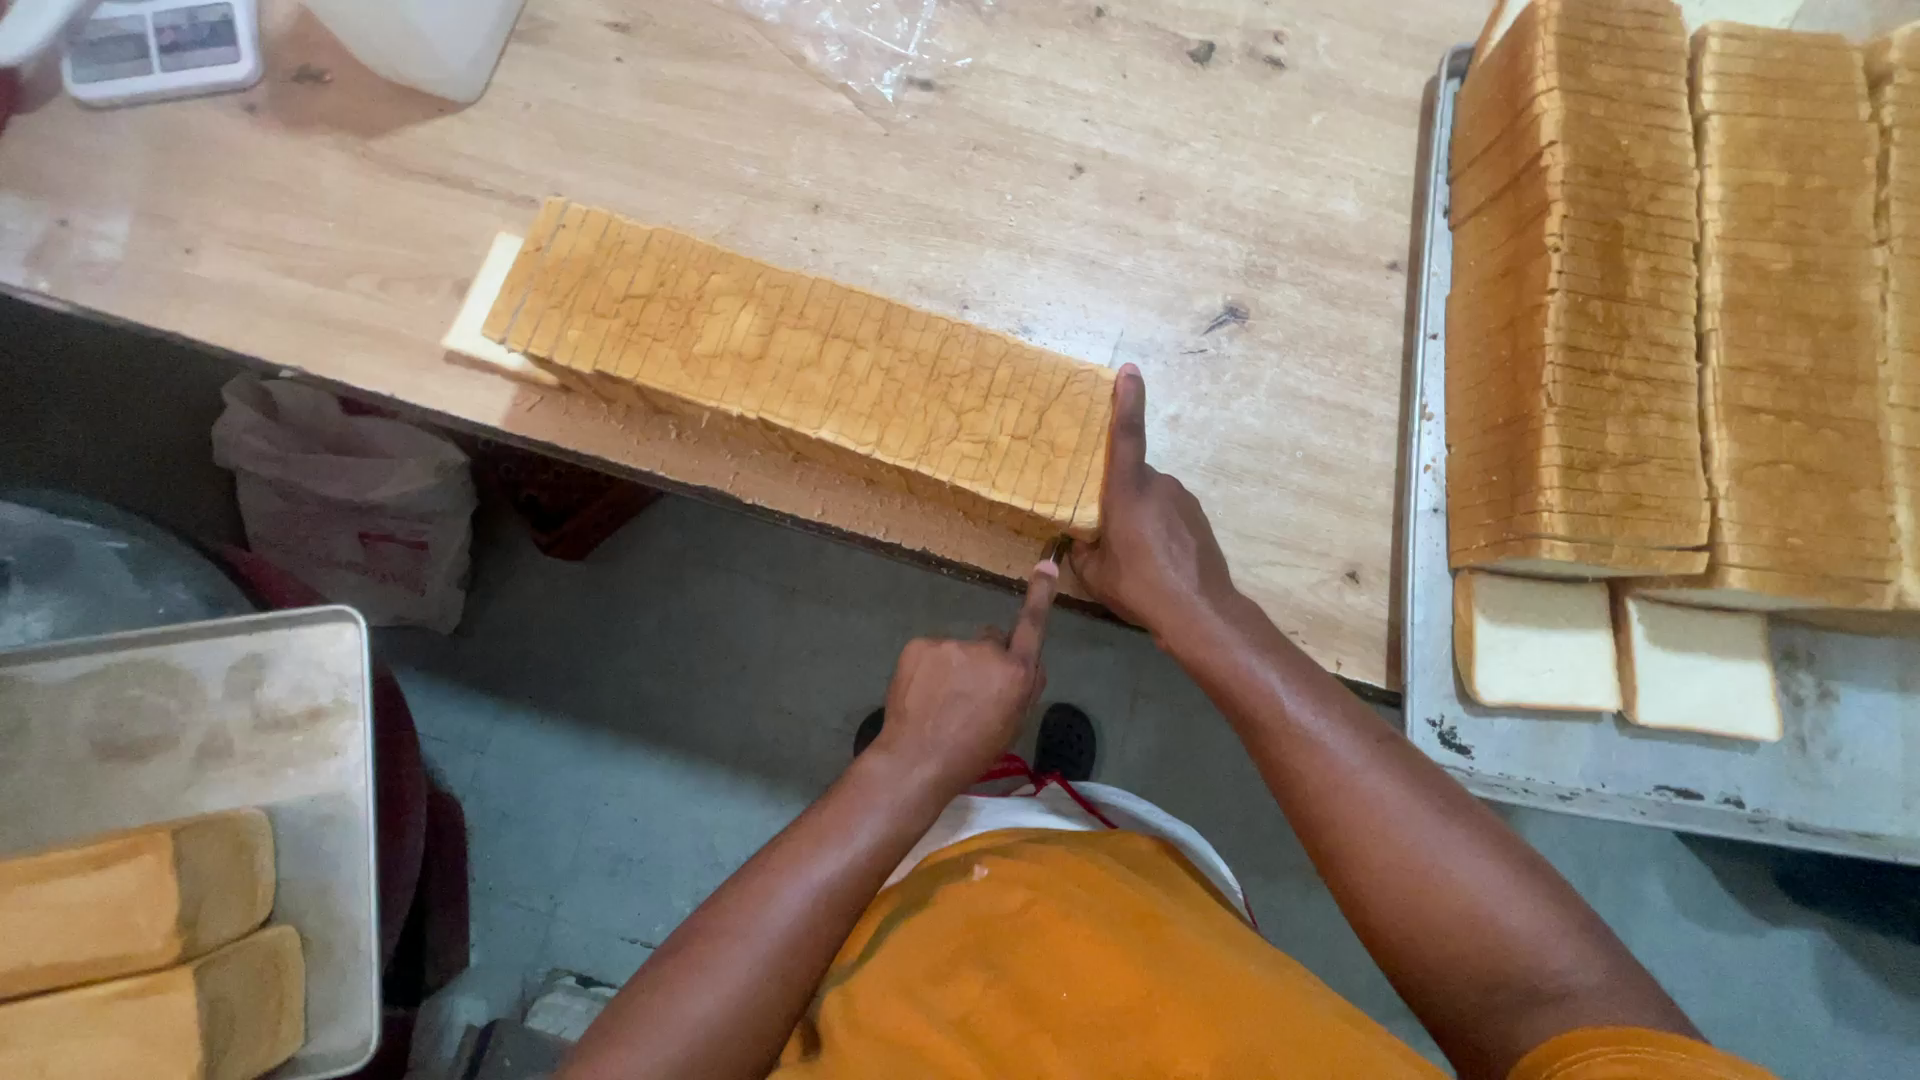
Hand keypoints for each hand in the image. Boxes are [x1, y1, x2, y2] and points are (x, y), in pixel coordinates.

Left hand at [871, 560, 1057, 792]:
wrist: (916, 760)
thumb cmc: (973, 751)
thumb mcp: (1014, 724)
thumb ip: (1025, 687)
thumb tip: (1029, 661)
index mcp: (1017, 672)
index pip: (1033, 625)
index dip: (1041, 594)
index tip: (1046, 564)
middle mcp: (988, 650)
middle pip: (992, 642)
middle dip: (986, 660)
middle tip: (969, 695)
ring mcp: (951, 644)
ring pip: (959, 650)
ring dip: (955, 667)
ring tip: (941, 702)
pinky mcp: (921, 645)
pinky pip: (932, 653)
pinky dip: (928, 669)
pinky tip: (922, 695)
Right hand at [1070, 364, 1238, 642]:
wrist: (1199, 612)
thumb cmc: (1139, 586)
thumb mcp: (1094, 573)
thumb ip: (1080, 549)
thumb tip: (1076, 541)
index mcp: (1128, 491)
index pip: (1127, 435)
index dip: (1127, 400)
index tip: (1129, 371)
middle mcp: (1159, 485)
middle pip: (1131, 476)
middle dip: (1117, 495)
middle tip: (1107, 530)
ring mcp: (1183, 501)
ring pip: (1151, 496)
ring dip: (1139, 514)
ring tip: (1134, 554)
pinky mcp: (1198, 519)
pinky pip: (1168, 513)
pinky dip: (1158, 528)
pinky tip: (1156, 559)